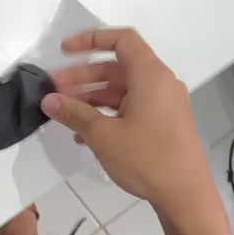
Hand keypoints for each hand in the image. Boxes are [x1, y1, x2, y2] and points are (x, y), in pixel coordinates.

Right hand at [41, 27, 218, 221]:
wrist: (185, 194)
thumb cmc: (146, 159)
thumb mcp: (103, 135)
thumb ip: (73, 113)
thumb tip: (48, 100)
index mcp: (150, 76)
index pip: (122, 40)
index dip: (91, 39)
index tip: (64, 51)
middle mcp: (159, 84)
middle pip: (116, 67)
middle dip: (81, 76)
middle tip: (53, 89)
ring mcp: (162, 104)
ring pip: (120, 90)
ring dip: (90, 98)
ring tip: (63, 113)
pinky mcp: (161, 122)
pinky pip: (129, 107)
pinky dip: (105, 113)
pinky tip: (84, 134)